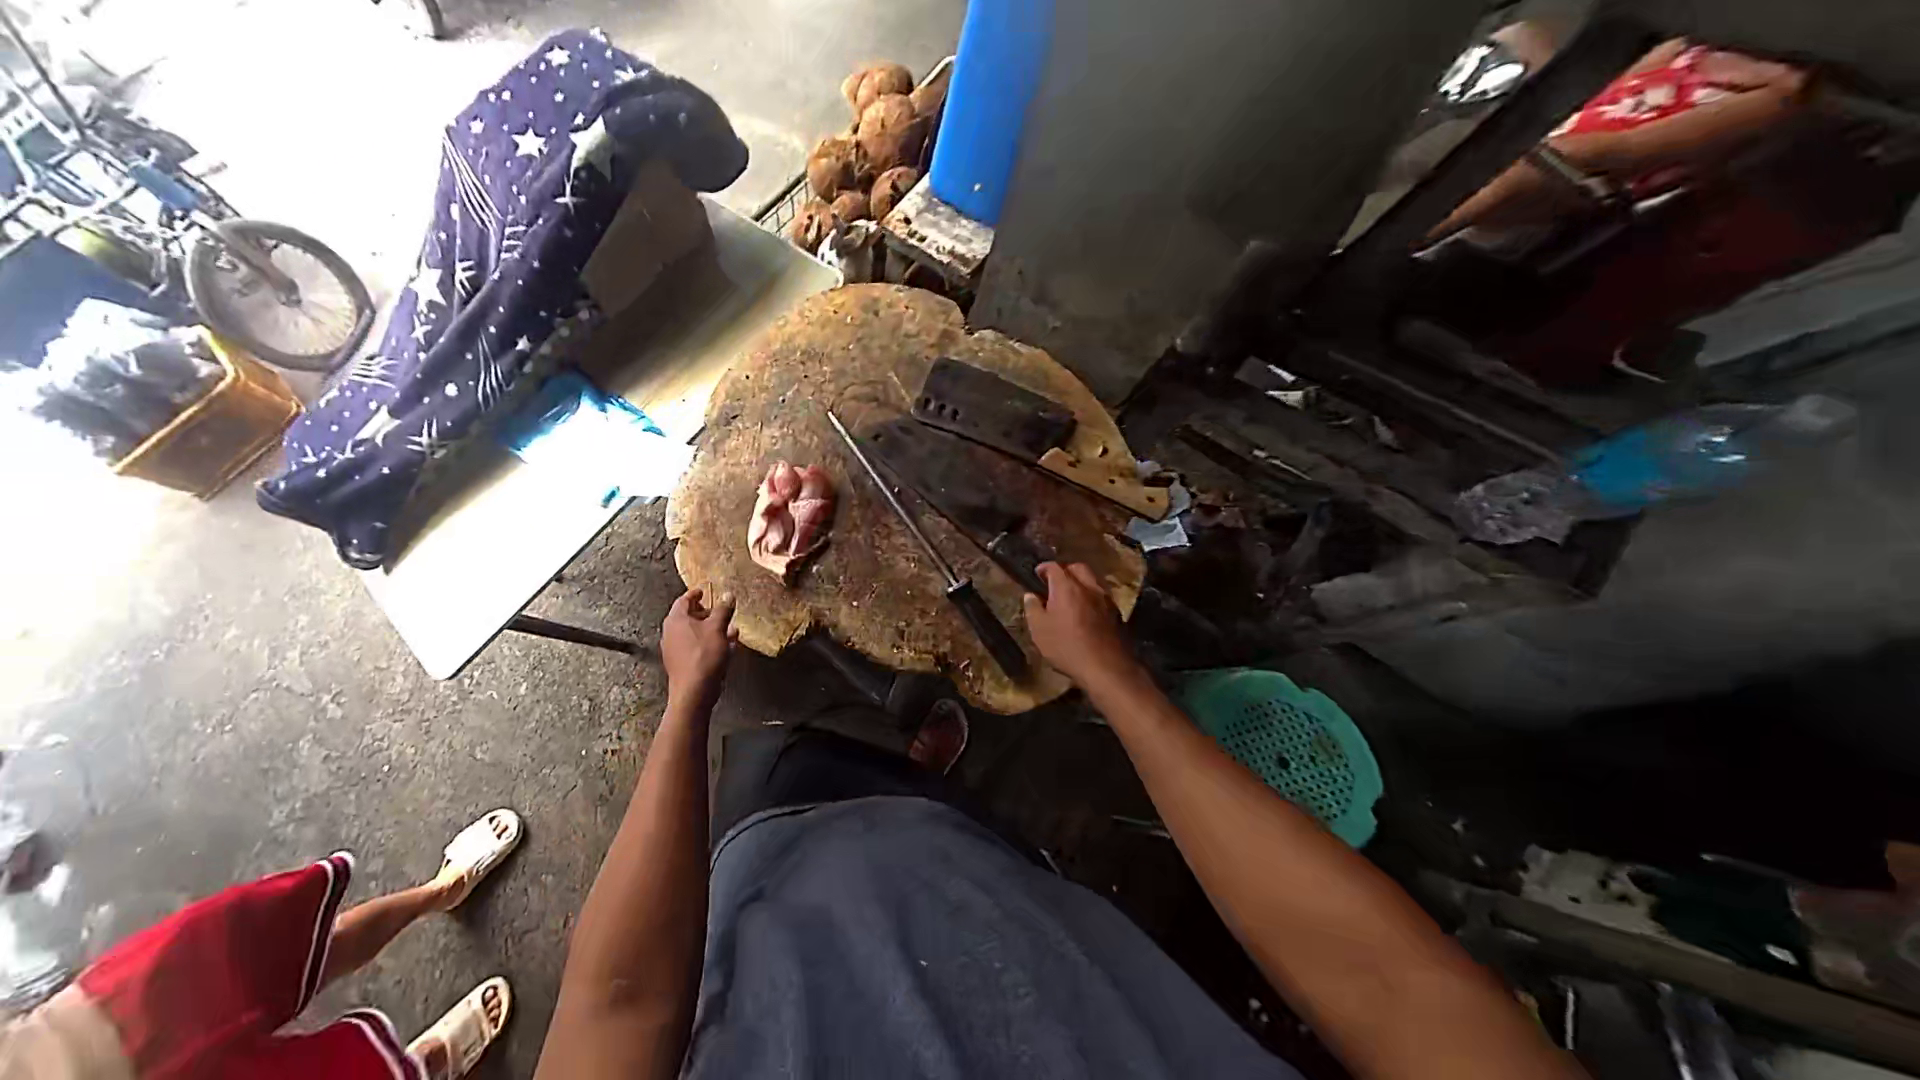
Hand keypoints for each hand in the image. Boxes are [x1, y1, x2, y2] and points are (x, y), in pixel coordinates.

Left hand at [662, 587, 736, 710]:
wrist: (694, 691)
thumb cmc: (704, 656)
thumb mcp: (718, 628)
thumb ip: (723, 610)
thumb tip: (728, 595)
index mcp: (676, 620)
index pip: (683, 600)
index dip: (695, 594)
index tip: (704, 591)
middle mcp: (671, 633)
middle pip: (688, 617)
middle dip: (707, 613)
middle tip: (720, 611)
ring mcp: (674, 649)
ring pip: (694, 633)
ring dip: (711, 629)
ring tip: (728, 630)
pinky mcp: (681, 663)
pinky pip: (696, 646)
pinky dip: (709, 643)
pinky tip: (725, 648)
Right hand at [1022, 563, 1141, 688]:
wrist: (1106, 666)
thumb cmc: (1067, 646)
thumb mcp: (1039, 630)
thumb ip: (1033, 609)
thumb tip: (1030, 595)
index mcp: (1067, 587)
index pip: (1054, 567)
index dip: (1044, 568)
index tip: (1037, 573)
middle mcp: (1088, 587)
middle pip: (1077, 568)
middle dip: (1065, 571)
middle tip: (1055, 582)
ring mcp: (1105, 599)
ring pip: (1092, 581)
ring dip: (1080, 583)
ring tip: (1070, 597)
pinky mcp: (1116, 613)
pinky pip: (1101, 597)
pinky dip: (1091, 598)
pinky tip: (1086, 612)